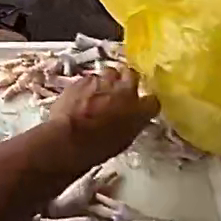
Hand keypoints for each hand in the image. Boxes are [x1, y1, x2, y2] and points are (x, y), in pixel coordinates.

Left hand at [44, 66, 160, 172]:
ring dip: (106, 81)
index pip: (152, 101)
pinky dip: (87, 85)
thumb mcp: (123, 139)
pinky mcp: (82, 80)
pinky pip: (89, 78)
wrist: (68, 138)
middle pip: (131, 75)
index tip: (139, 106)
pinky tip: (81, 95)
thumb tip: (129, 119)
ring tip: (98, 91)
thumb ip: (131, 123)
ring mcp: (102, 82)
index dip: (144, 103)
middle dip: (126, 80)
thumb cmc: (96, 147)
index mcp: (139, 110)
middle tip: (118, 90)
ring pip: (109, 72)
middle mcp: (123, 91)